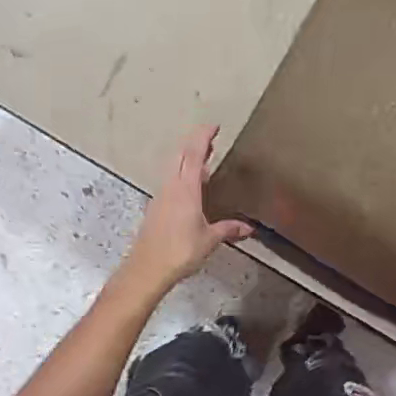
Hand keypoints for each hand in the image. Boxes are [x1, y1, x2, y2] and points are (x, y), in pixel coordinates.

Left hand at [119, 126, 253, 293]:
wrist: (147, 269)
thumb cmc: (179, 252)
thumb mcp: (209, 240)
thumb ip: (228, 229)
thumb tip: (247, 228)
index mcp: (185, 189)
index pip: (194, 153)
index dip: (203, 136)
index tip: (213, 126)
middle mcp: (170, 187)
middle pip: (180, 155)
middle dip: (194, 144)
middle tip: (209, 140)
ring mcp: (160, 197)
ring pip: (172, 168)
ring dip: (186, 160)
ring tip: (203, 163)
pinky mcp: (155, 209)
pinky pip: (169, 183)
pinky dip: (180, 176)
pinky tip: (189, 189)